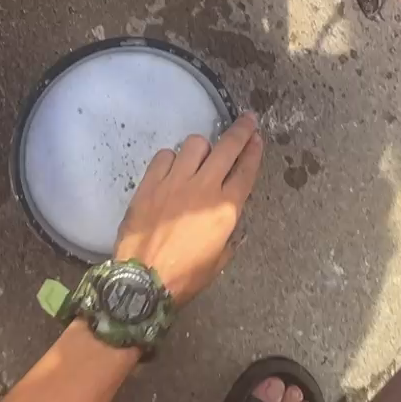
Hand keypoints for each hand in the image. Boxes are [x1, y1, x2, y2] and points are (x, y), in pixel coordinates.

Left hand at [115, 112, 263, 302]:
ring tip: (200, 157)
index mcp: (225, 209)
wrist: (142, 281)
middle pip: (227, 148)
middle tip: (247, 120)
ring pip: (195, 144)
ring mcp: (175, 182)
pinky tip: (172, 168)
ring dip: (202, 147)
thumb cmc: (185, 277)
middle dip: (241, 130)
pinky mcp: (150, 183)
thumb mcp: (218, 260)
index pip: (246, 170)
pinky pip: (165, 155)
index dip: (254, 151)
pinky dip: (171, 158)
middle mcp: (204, 188)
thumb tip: (230, 221)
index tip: (257, 138)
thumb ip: (229, 235)